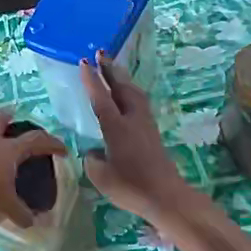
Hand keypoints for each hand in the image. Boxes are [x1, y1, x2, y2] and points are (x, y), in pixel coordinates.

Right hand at [82, 51, 195, 221]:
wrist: (167, 198)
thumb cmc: (130, 187)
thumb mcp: (100, 176)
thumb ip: (93, 159)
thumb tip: (94, 150)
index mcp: (116, 128)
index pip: (101, 98)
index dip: (91, 80)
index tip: (83, 62)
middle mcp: (133, 120)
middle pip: (121, 88)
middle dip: (110, 70)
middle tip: (100, 53)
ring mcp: (146, 126)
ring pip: (134, 94)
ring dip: (122, 79)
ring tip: (113, 69)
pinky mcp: (153, 134)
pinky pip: (140, 103)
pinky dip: (130, 92)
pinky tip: (127, 95)